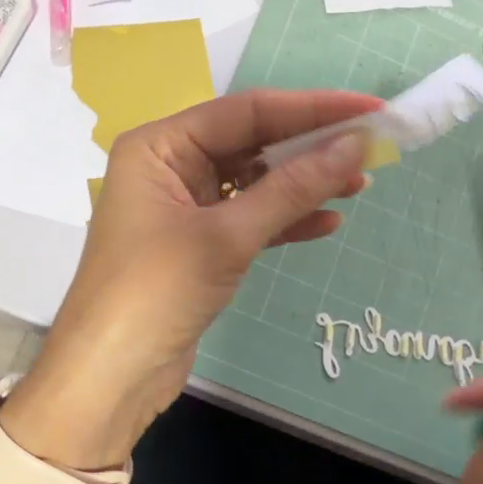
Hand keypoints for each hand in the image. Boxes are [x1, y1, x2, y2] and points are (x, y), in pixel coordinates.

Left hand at [0, 89, 382, 470]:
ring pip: (252, 185)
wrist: (112, 375)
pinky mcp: (196, 249)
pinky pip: (247, 221)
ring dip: (302, 186)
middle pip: (250, 144)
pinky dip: (284, 222)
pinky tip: (327, 222)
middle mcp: (167, 170)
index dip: (310, 109)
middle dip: (309, 148)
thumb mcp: (227, 236)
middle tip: (370, 150)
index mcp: (158, 147)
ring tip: (358, 185)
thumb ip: (291, 189)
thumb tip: (353, 145)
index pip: (245, 113)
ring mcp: (181, 211)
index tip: (369, 108)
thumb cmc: (157, 291)